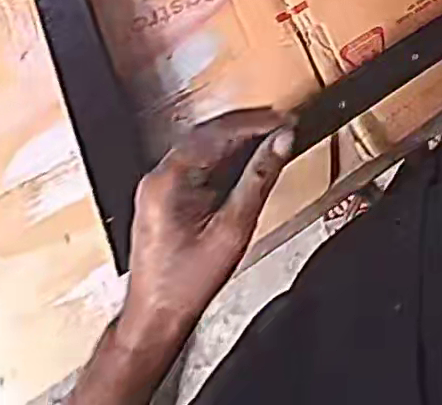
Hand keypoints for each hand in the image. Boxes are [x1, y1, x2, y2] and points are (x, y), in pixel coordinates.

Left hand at [119, 110, 295, 338]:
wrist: (154, 320)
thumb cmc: (187, 282)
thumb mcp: (234, 227)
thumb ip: (260, 177)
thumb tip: (282, 139)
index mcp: (170, 180)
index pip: (219, 131)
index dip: (258, 122)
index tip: (287, 120)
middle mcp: (160, 177)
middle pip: (210, 132)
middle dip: (251, 125)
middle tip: (284, 124)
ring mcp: (160, 185)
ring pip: (206, 144)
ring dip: (241, 139)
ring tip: (274, 138)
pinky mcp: (167, 195)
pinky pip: (202, 161)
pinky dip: (229, 155)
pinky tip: (251, 159)